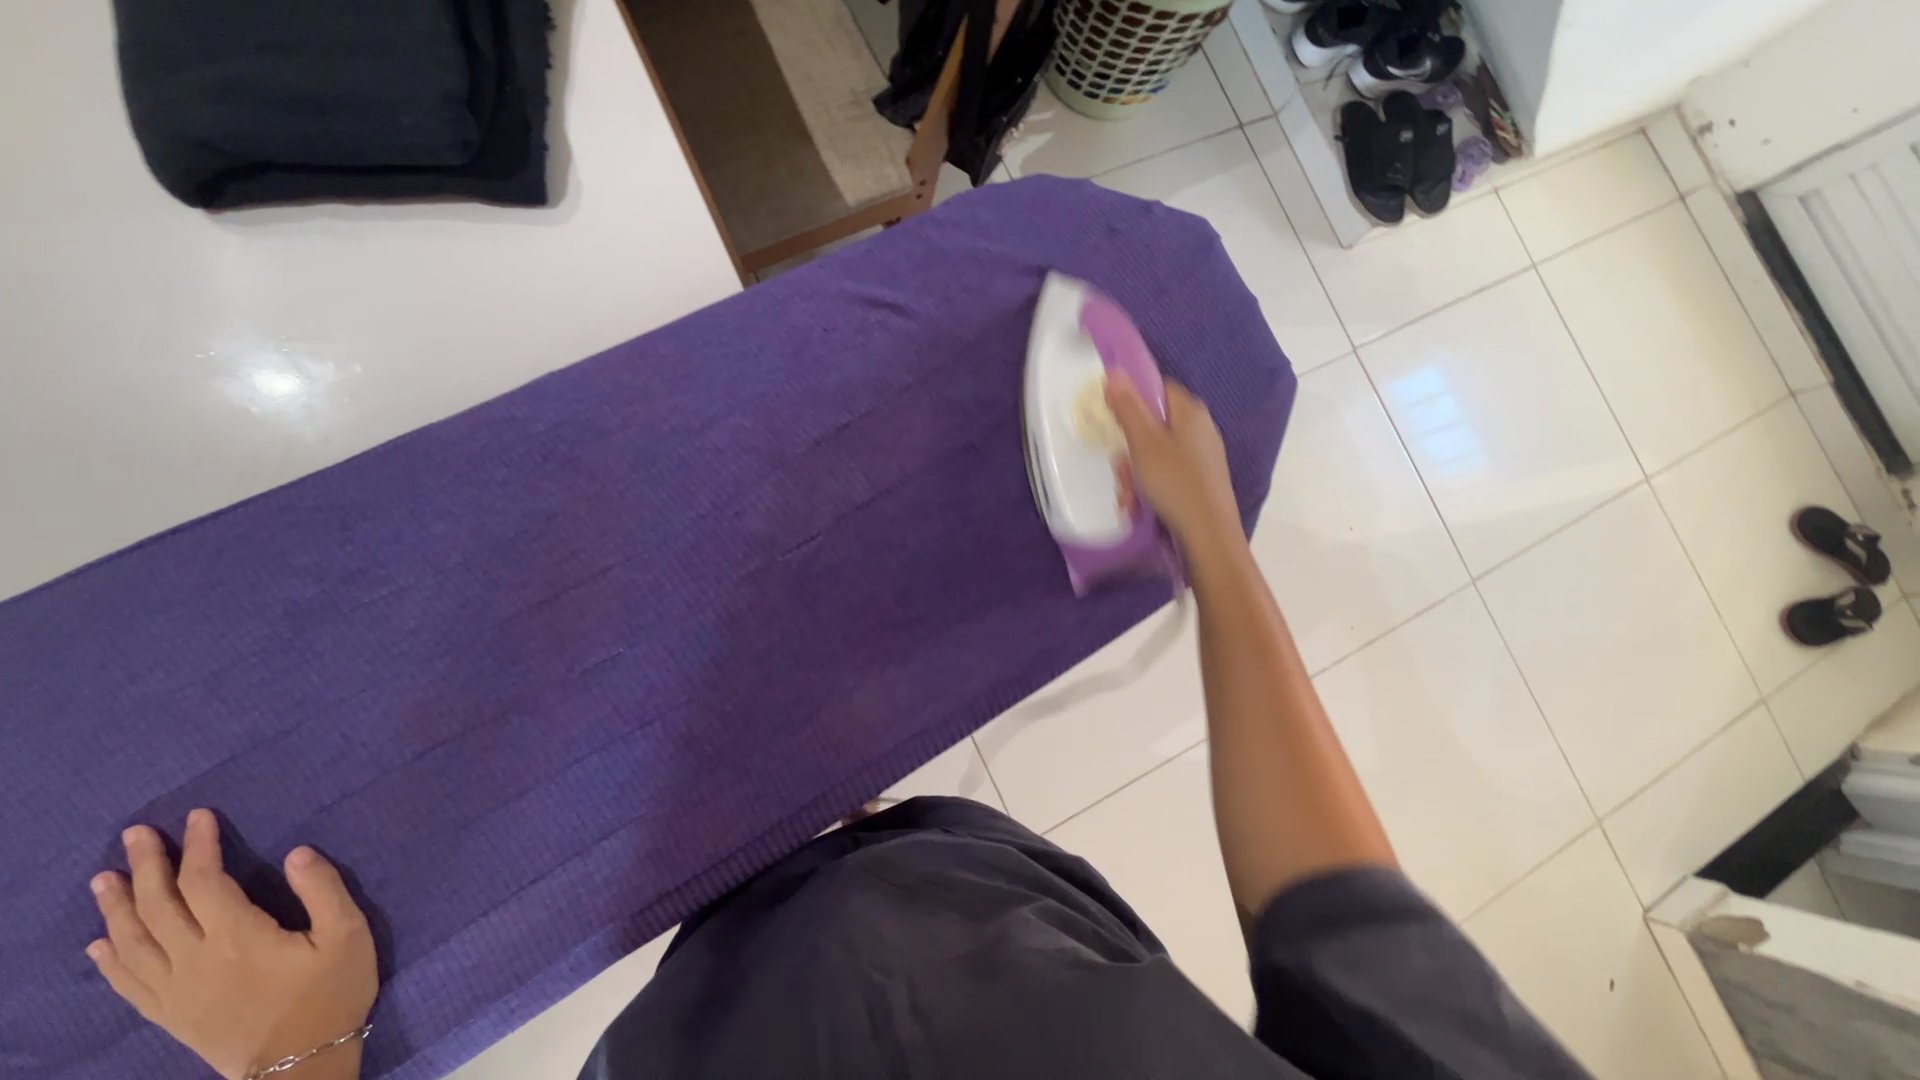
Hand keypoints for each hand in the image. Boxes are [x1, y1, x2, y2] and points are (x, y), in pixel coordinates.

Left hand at [87, 810, 376, 1079]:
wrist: (300, 1065)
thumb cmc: (332, 993)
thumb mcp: (348, 936)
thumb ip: (323, 890)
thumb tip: (296, 852)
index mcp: (239, 937)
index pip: (206, 882)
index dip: (199, 847)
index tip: (198, 817)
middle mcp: (195, 960)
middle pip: (159, 906)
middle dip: (147, 866)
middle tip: (137, 833)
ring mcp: (175, 990)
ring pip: (133, 942)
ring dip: (117, 907)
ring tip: (106, 877)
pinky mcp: (169, 1014)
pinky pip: (127, 983)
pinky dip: (109, 959)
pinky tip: (101, 943)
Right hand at [1106, 376, 1240, 551]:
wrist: (1208, 535)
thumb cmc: (1175, 483)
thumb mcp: (1143, 443)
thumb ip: (1128, 407)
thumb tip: (1115, 372)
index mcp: (1190, 412)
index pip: (1157, 389)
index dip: (1132, 401)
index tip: (1113, 422)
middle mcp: (1199, 430)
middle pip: (1151, 427)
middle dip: (1128, 453)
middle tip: (1122, 473)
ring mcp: (1201, 458)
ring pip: (1154, 456)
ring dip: (1134, 477)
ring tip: (1129, 499)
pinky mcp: (1199, 482)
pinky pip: (1165, 476)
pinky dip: (1148, 490)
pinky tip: (1140, 509)